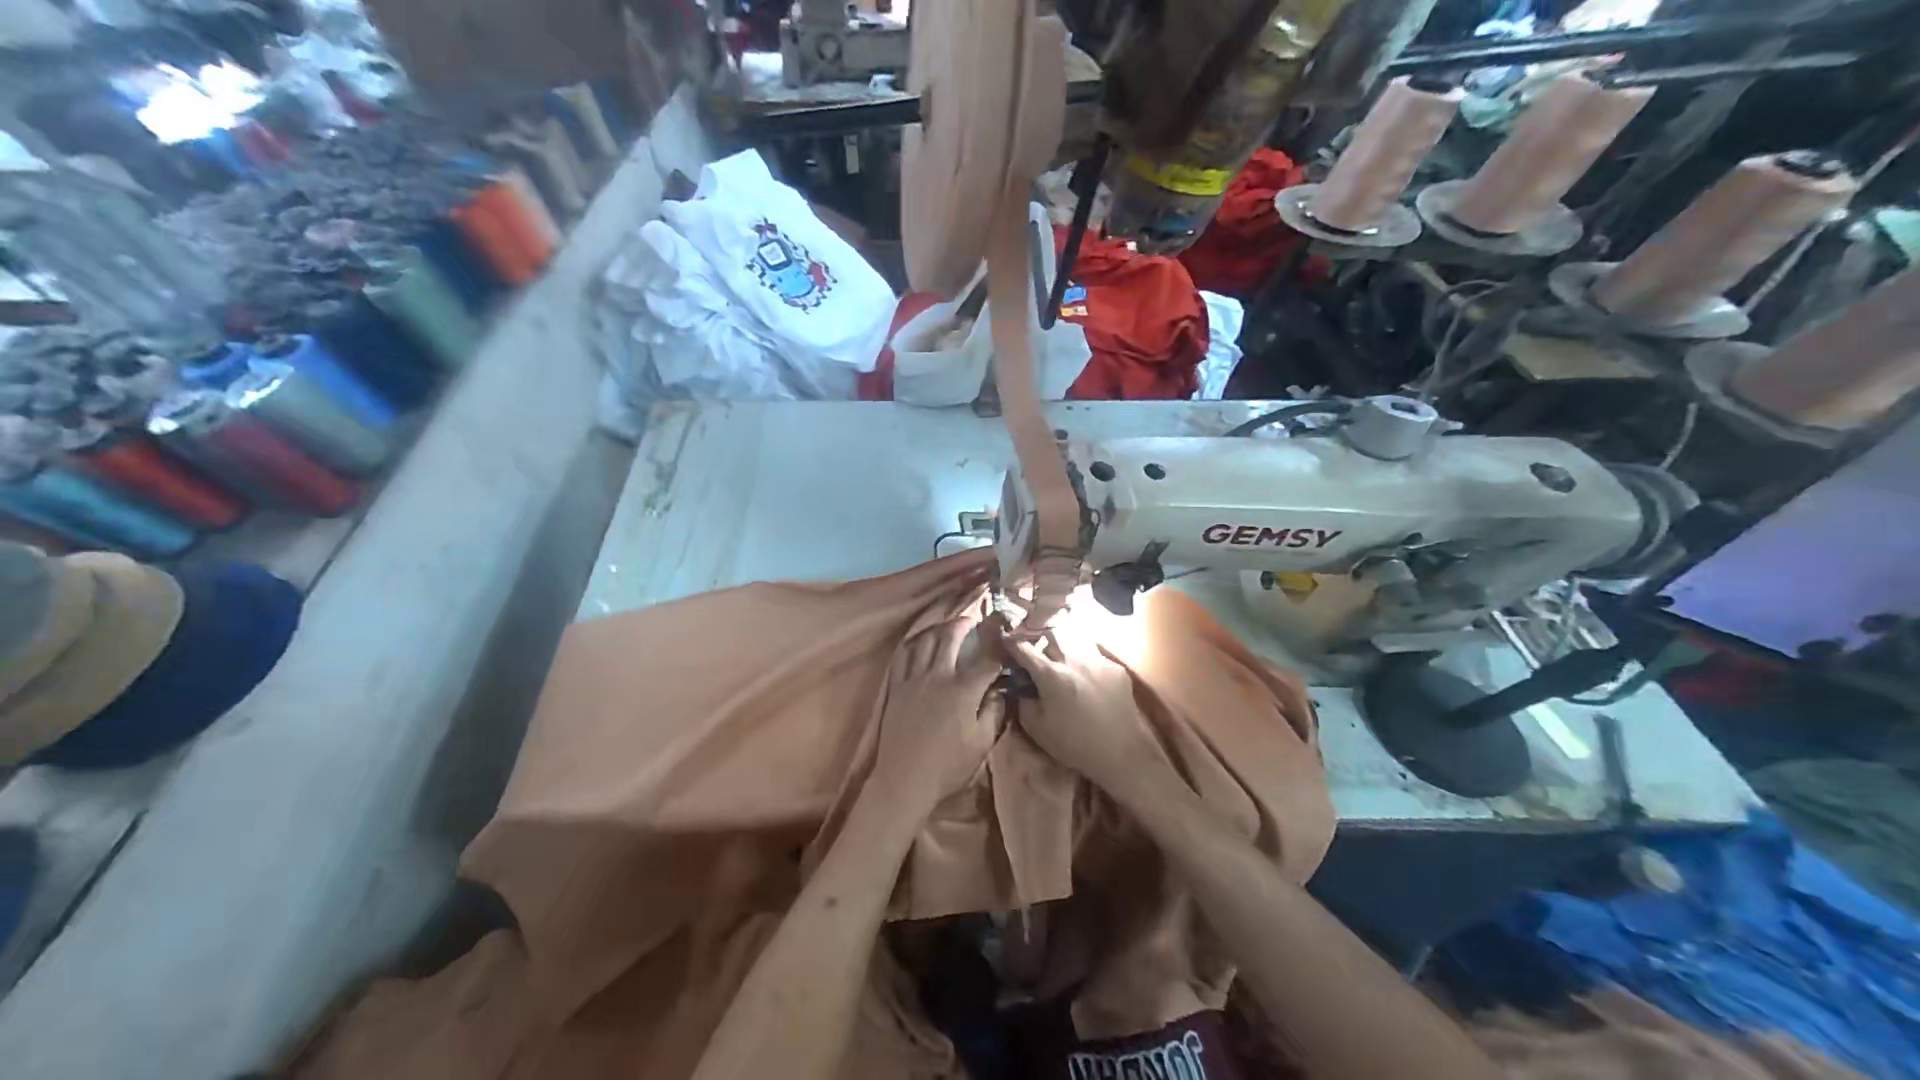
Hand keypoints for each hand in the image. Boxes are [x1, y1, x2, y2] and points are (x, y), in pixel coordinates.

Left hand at [872, 618, 1003, 811]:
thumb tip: (1000, 690)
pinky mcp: (896, 687)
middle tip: (974, 621)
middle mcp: (938, 676)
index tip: (1007, 638)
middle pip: (951, 636)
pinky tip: (919, 643)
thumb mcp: (982, 743)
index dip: (1000, 646)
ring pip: (925, 640)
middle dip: (965, 624)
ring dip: (939, 629)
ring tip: (948, 627)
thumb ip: (994, 711)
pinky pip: (904, 656)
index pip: (988, 659)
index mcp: (963, 689)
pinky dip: (914, 643)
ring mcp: (914, 679)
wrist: (905, 779)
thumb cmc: (948, 766)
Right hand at [1007, 620, 1158, 787]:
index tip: (1004, 638)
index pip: (1024, 649)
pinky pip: (1095, 655)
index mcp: (1050, 674)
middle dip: (1041, 635)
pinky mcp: (1116, 669)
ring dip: (1065, 643)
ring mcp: (1098, 661)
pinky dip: (1085, 660)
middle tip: (1037, 647)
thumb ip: (1023, 702)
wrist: (1121, 753)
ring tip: (1062, 654)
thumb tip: (1020, 688)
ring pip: (1076, 638)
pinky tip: (1086, 675)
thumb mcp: (1037, 729)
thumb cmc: (1074, 744)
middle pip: (1052, 632)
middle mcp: (1073, 659)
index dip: (1010, 642)